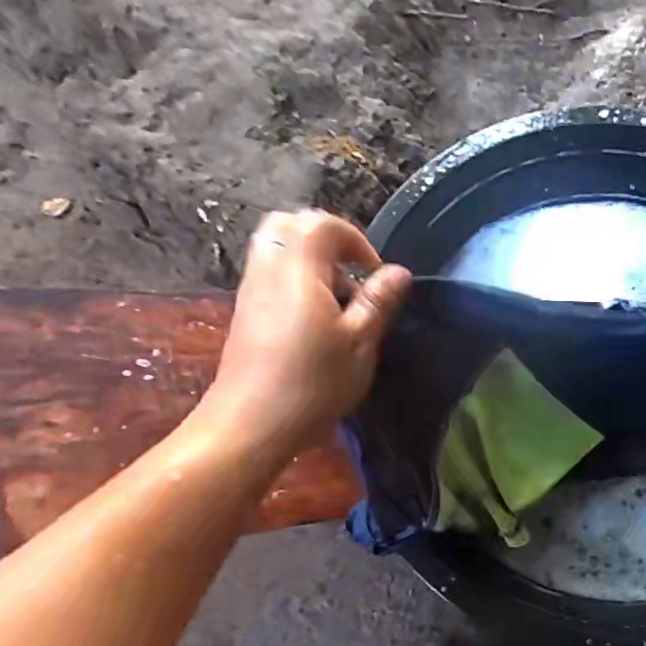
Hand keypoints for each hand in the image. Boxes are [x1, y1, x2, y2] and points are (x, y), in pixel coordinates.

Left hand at [197, 210, 411, 455]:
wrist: (254, 422)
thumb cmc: (314, 383)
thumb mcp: (360, 343)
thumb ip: (378, 301)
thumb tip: (398, 272)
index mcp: (298, 270)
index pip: (320, 223)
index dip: (354, 239)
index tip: (376, 275)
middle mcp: (268, 269)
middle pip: (291, 226)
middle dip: (328, 241)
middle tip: (355, 276)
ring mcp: (252, 290)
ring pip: (279, 250)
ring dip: (314, 264)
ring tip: (340, 304)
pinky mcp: (247, 312)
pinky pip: (272, 275)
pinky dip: (298, 282)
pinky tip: (318, 322)